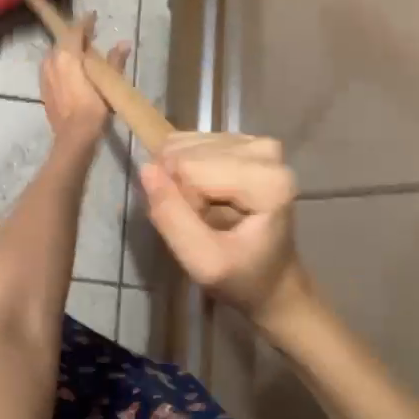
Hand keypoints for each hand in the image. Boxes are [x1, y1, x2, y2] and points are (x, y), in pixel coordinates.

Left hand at [39, 12, 129, 148]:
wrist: (73, 137)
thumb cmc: (93, 108)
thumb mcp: (108, 84)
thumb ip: (115, 61)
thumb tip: (124, 43)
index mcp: (67, 56)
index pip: (75, 31)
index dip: (85, 22)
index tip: (93, 16)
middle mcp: (52, 61)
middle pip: (64, 41)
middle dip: (76, 36)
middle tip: (90, 34)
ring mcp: (45, 74)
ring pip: (56, 54)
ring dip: (68, 50)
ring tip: (82, 52)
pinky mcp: (43, 87)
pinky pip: (52, 67)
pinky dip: (62, 63)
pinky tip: (72, 70)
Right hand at [140, 133, 301, 322]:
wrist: (272, 279)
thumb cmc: (243, 278)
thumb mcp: (204, 265)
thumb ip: (172, 219)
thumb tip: (146, 169)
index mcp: (268, 181)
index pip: (190, 168)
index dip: (182, 201)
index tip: (201, 229)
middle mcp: (265, 150)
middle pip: (188, 153)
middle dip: (181, 188)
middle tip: (200, 220)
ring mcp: (256, 142)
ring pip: (185, 145)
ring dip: (182, 180)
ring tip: (204, 210)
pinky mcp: (243, 139)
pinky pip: (191, 142)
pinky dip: (186, 170)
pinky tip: (204, 193)